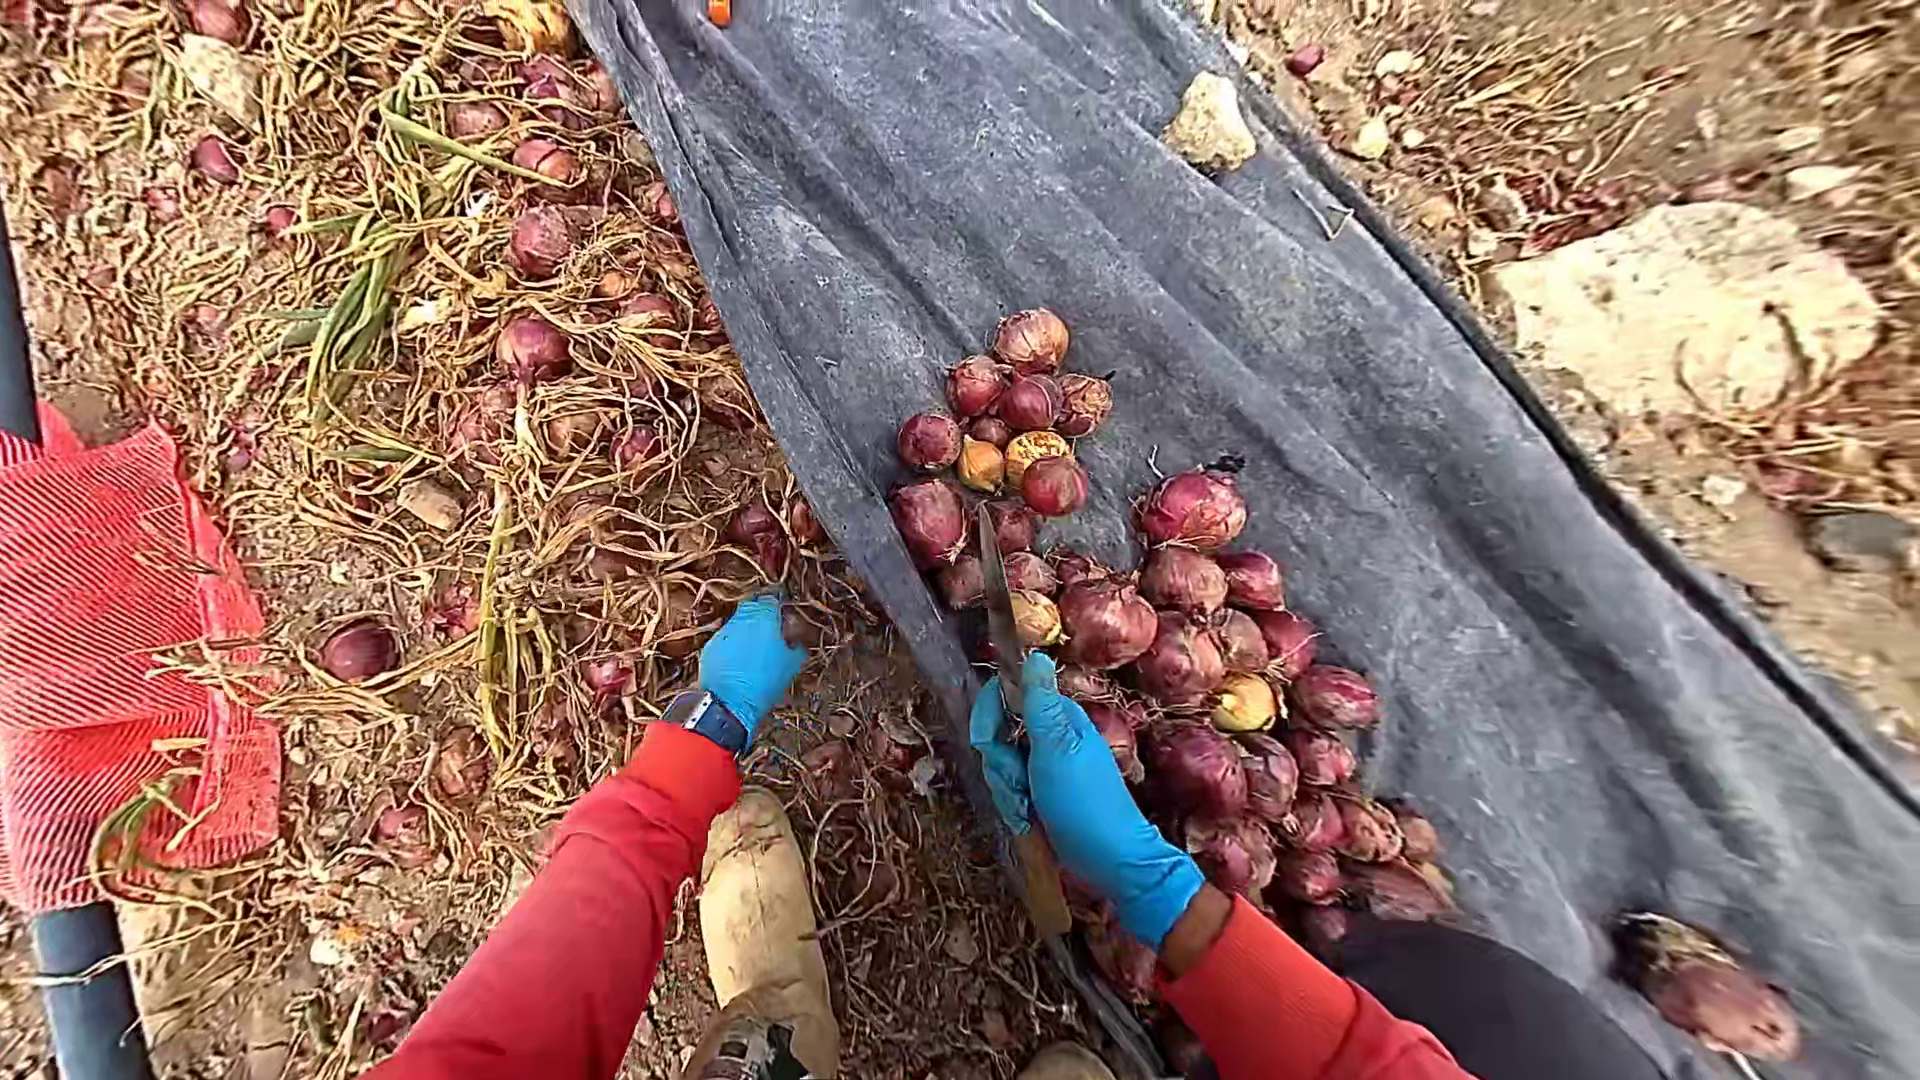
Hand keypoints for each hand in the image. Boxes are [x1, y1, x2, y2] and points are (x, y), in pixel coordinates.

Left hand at [699, 593, 805, 734]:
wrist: (729, 703)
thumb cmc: (764, 681)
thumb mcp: (792, 664)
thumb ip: (796, 645)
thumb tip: (795, 641)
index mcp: (765, 617)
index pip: (774, 597)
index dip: (780, 604)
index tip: (785, 613)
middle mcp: (742, 618)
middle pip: (753, 604)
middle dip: (763, 611)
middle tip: (772, 626)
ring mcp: (724, 631)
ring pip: (738, 620)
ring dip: (748, 627)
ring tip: (757, 645)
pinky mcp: (711, 645)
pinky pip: (726, 637)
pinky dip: (734, 642)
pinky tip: (740, 658)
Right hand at [968, 653, 1203, 948]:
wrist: (1111, 862)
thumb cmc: (1085, 801)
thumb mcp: (1056, 748)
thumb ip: (1039, 702)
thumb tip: (1036, 654)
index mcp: (1056, 716)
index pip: (1005, 695)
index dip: (989, 716)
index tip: (988, 742)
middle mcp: (1048, 734)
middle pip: (997, 732)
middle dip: (1000, 763)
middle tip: (1020, 783)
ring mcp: (1043, 765)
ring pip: (999, 763)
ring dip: (1007, 789)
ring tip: (1027, 807)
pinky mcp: (1039, 791)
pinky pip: (1008, 788)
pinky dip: (1013, 805)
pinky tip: (1027, 819)